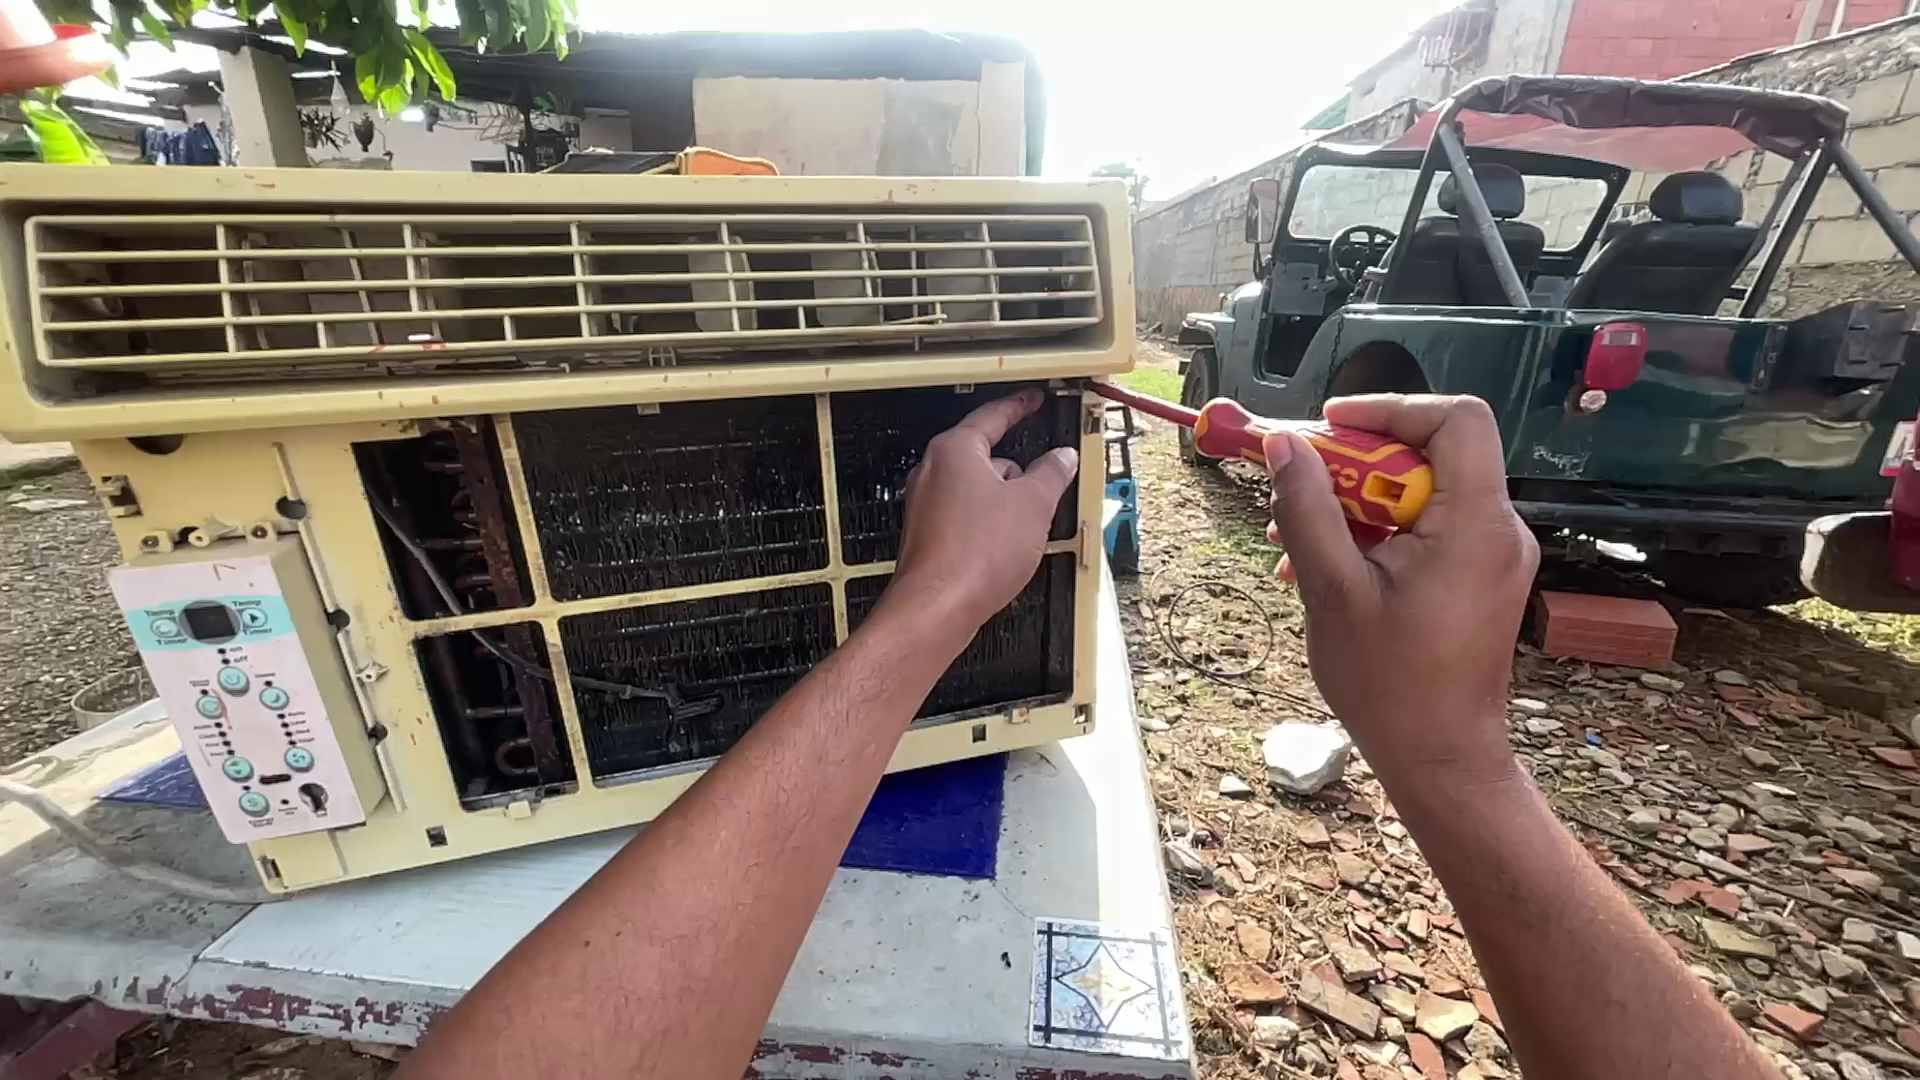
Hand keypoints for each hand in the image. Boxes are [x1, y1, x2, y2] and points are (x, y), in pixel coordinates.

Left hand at [885, 389, 1079, 629]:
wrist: (938, 607)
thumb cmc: (972, 555)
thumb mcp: (1033, 504)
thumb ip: (1052, 473)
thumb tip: (1062, 459)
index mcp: (955, 451)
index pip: (993, 415)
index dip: (1020, 406)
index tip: (1033, 400)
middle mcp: (933, 473)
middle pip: (987, 456)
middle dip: (1018, 470)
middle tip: (1046, 479)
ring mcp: (926, 506)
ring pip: (977, 491)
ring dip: (1005, 503)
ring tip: (1027, 526)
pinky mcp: (928, 536)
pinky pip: (966, 518)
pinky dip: (988, 526)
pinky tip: (1004, 547)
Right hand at [1265, 394, 1536, 791]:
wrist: (1437, 756)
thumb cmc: (1387, 682)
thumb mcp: (1331, 589)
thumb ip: (1306, 510)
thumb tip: (1282, 445)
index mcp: (1474, 525)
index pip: (1454, 421)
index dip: (1388, 409)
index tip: (1325, 423)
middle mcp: (1493, 529)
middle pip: (1422, 456)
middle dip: (1346, 466)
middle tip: (1289, 489)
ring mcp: (1484, 554)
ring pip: (1410, 495)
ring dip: (1345, 505)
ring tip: (1288, 543)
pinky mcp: (1468, 575)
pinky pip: (1414, 530)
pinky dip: (1364, 535)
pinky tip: (1317, 567)